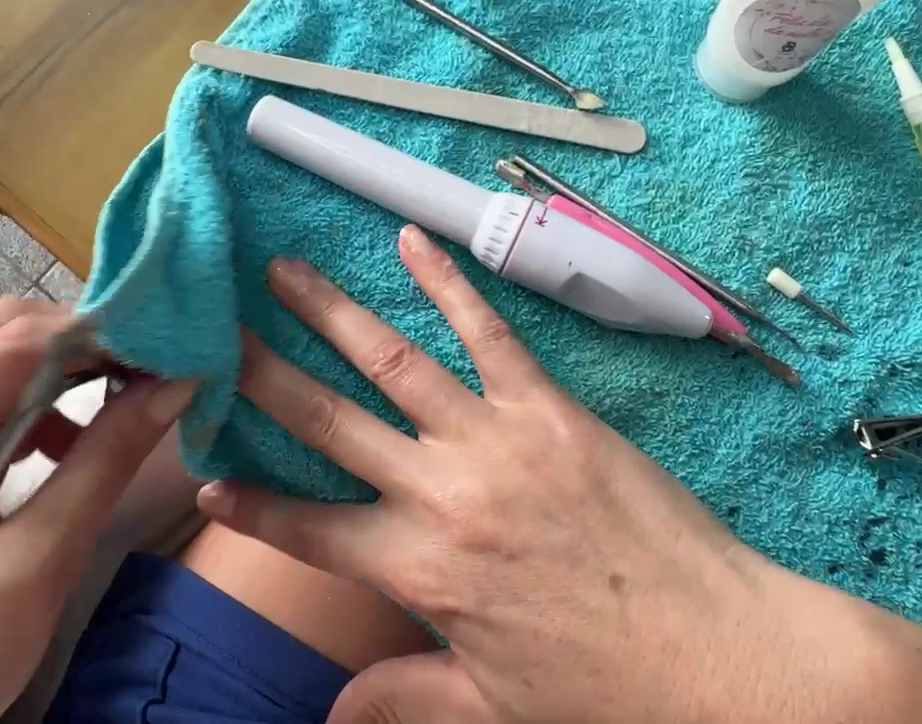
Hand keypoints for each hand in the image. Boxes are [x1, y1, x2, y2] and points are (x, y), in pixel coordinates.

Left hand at [0, 298, 196, 723]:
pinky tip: (75, 434)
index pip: (7, 349)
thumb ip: (104, 463)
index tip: (164, 343)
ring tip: (128, 387)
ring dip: (67, 364)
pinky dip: (45, 397)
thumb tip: (176, 383)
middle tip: (150, 362)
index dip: (91, 333)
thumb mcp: (38, 565)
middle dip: (81, 338)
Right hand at [197, 227, 887, 723]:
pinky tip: (413, 245)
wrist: (720, 658)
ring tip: (284, 274)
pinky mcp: (549, 409)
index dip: (251, 504)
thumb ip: (402, 702)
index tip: (201, 470)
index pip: (308, 531)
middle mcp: (441, 495)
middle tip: (216, 333)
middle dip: (263, 375)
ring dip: (331, 313)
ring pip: (392, 364)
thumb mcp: (491, 707)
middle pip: (329, 424)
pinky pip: (487, 335)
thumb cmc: (606, 689)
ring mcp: (494, 442)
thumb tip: (328, 717)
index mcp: (419, 572)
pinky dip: (448, 286)